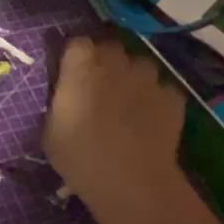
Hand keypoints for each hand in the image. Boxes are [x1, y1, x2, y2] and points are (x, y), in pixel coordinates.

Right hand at [43, 36, 192, 223]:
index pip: (77, 44)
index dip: (74, 58)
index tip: (70, 75)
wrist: (131, 180)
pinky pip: (162, 89)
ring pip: (139, 66)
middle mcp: (117, 62)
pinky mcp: (173, 96)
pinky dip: (156, 99)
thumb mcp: (50, 132)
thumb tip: (66, 96)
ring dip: (132, 77)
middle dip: (104, 62)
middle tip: (97, 89)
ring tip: (127, 103)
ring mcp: (149, 78)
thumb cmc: (80, 157)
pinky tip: (150, 120)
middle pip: (110, 48)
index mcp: (82, 66)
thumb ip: (59, 103)